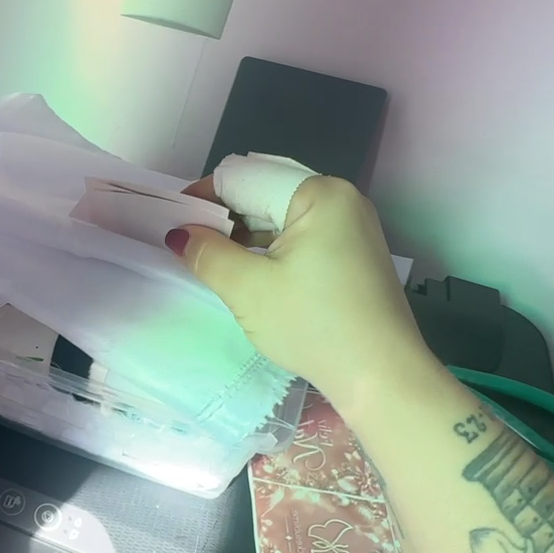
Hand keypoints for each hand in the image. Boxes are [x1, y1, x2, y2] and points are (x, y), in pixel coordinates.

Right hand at [174, 174, 439, 415]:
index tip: (172, 222)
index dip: (204, 197)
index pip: (245, 177)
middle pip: (264, 193)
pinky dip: (268, 248)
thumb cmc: (313, 324)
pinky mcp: (352, 254)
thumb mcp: (248, 288)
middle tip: (188, 243)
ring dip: (244, 234)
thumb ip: (206, 253)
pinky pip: (299, 237)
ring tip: (211, 260)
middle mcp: (341, 199)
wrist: (381, 375)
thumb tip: (178, 234)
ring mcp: (351, 227)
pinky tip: (247, 271)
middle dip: (223, 216)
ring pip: (281, 217)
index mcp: (319, 194)